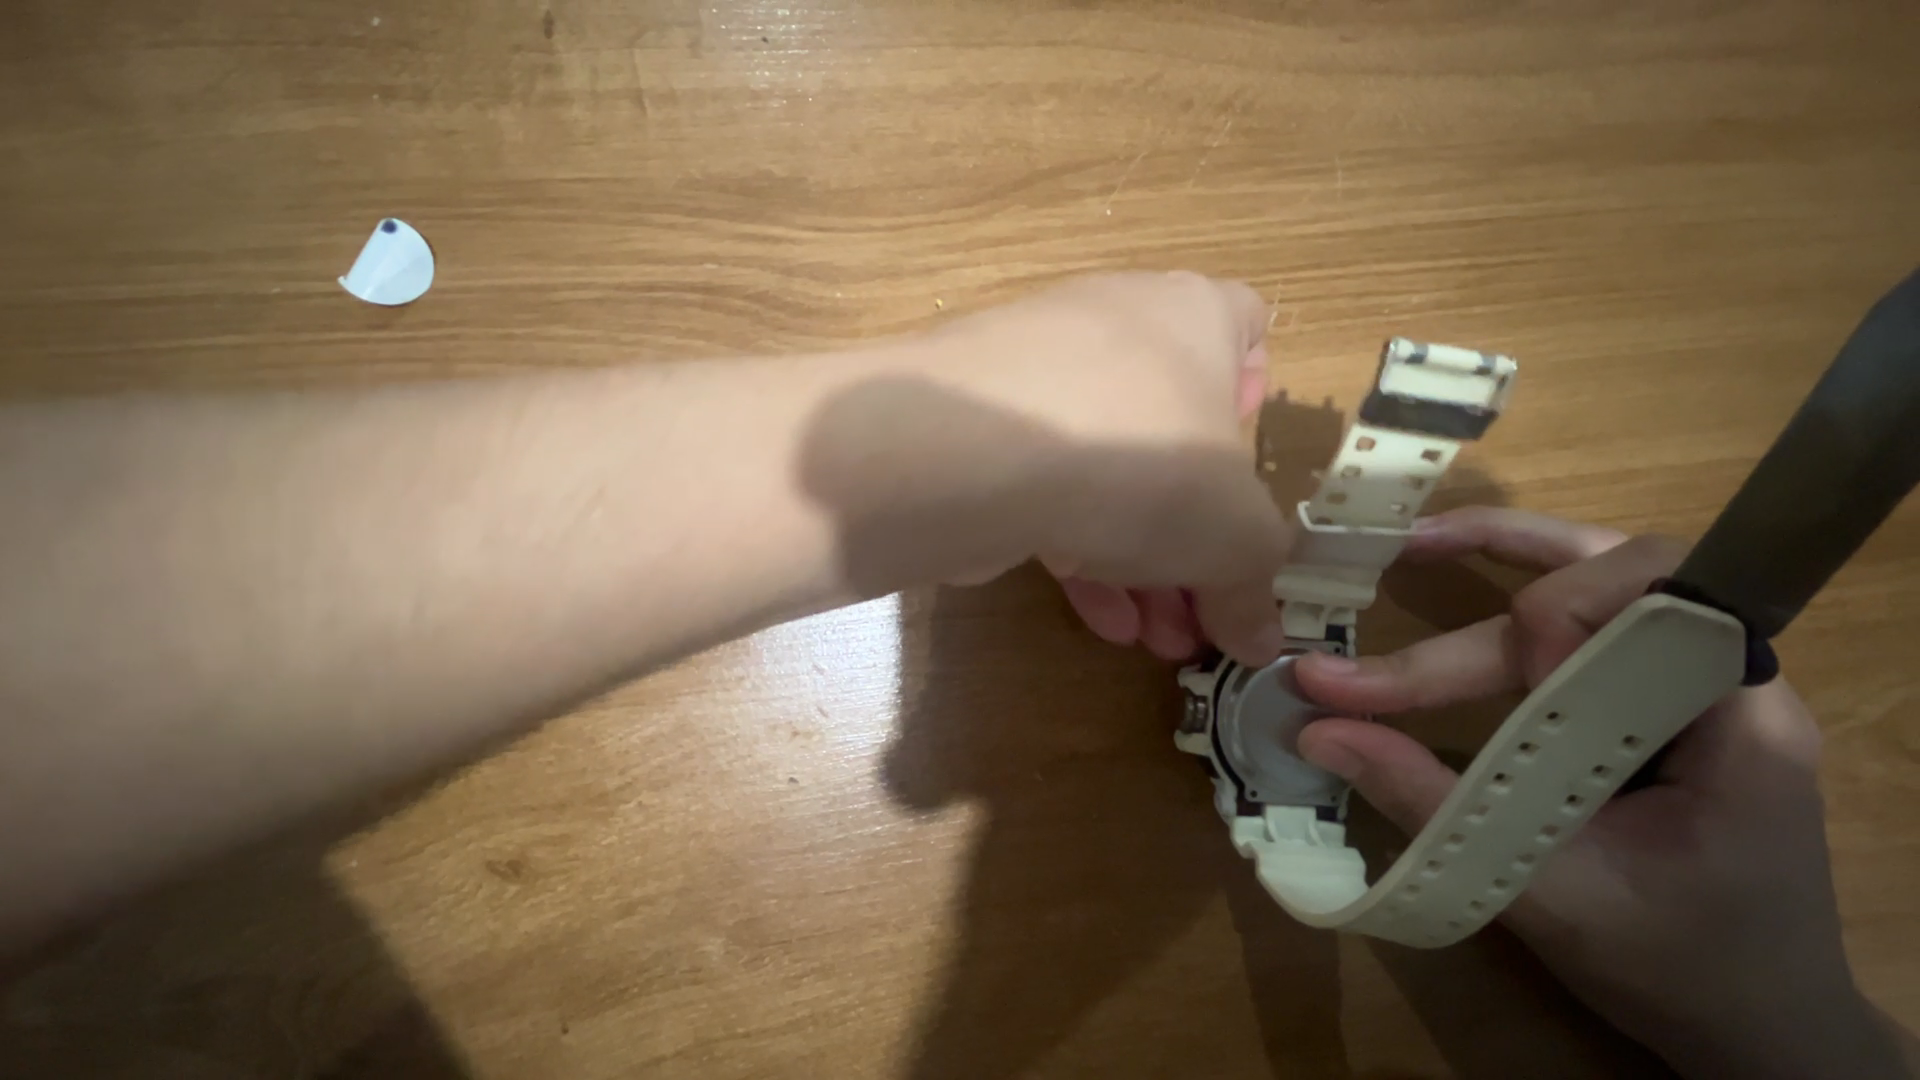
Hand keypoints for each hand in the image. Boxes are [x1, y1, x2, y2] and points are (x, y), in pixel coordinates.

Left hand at [930, 271, 1290, 665]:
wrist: (973, 454)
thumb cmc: (1143, 464)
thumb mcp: (1233, 536)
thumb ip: (1253, 585)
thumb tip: (1262, 641)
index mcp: (1190, 314)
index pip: (1241, 326)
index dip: (1254, 395)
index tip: (1244, 468)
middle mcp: (1111, 329)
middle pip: (1167, 433)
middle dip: (1191, 536)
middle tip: (1201, 613)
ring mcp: (1034, 376)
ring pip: (1103, 470)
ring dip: (1136, 559)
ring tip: (1155, 638)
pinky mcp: (978, 427)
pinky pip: (1043, 485)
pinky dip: (1074, 545)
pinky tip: (1099, 618)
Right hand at [1290, 507, 1904, 1079]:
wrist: (1748, 1011)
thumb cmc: (1672, 962)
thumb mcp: (1541, 889)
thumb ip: (1427, 800)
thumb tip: (1317, 732)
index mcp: (1736, 725)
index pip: (1666, 606)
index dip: (1570, 622)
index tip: (1506, 687)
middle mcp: (1717, 679)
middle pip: (1602, 593)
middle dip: (1477, 632)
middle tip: (1363, 679)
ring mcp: (1678, 676)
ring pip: (1595, 572)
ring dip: (1500, 550)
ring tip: (1409, 545)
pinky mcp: (1639, 686)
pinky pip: (1580, 607)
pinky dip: (1510, 572)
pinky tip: (1448, 559)